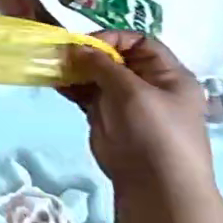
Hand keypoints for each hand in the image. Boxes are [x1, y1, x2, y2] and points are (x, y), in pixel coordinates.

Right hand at [62, 32, 212, 199]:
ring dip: (76, 69)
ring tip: (54, 67)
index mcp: (168, 76)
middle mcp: (148, 85)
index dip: (114, 38)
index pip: (140, 43)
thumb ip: (102, 65)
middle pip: (115, 58)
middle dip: (89, 54)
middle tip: (62, 54)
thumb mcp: (132, 91)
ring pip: (97, 76)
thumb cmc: (154, 131)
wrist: (154, 183)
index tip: (86, 45)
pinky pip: (86, 95)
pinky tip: (56, 82)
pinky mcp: (106, 117)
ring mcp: (125, 102)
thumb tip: (76, 47)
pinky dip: (71, 87)